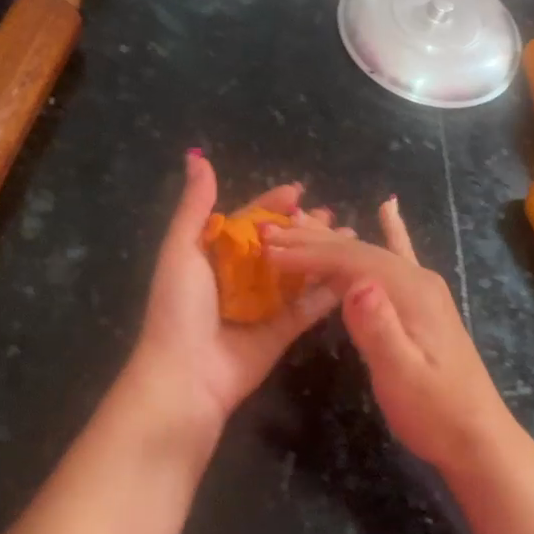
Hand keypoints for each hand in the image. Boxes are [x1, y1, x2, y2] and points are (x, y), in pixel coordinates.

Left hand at [126, 151, 340, 437]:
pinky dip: (328, 289)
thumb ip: (195, 206)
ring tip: (351, 234)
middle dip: (302, 227)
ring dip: (321, 253)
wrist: (185, 377)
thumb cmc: (179, 307)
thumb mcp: (181, 249)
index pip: (247, 222)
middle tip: (330, 211)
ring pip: (297, 272)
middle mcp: (239, 278)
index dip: (271, 205)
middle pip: (278, 245)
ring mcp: (262, 305)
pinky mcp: (282, 332)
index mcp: (213, 255)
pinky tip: (354, 270)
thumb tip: (196, 156)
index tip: (297, 189)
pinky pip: (308, 306)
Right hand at [264, 198, 512, 472]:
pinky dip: (392, 230)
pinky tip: (388, 208)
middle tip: (266, 233)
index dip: (308, 253)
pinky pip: (400, 256)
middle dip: (311, 240)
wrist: (479, 438)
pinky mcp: (421, 302)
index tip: (268, 251)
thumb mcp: (403, 376)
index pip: (350, 260)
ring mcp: (421, 288)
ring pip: (369, 251)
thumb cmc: (436, 412)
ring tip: (296, 221)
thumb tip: (355, 284)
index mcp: (410, 291)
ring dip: (331, 238)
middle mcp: (416, 279)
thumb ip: (379, 330)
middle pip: (357, 249)